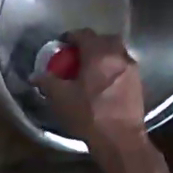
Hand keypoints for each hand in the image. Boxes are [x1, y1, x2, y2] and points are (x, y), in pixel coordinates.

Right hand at [34, 29, 146, 152]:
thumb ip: (47, 82)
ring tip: (90, 69)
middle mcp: (118, 57)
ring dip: (103, 55)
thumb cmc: (88, 114)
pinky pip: (123, 66)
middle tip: (77, 55)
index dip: (71, 36)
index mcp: (98, 55)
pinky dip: (112, 68)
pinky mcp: (138, 83)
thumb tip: (35, 76)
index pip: (84, 34)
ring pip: (117, 52)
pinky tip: (102, 83)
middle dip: (91, 43)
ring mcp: (132, 70)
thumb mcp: (61, 98)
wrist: (120, 139)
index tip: (62, 44)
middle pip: (105, 39)